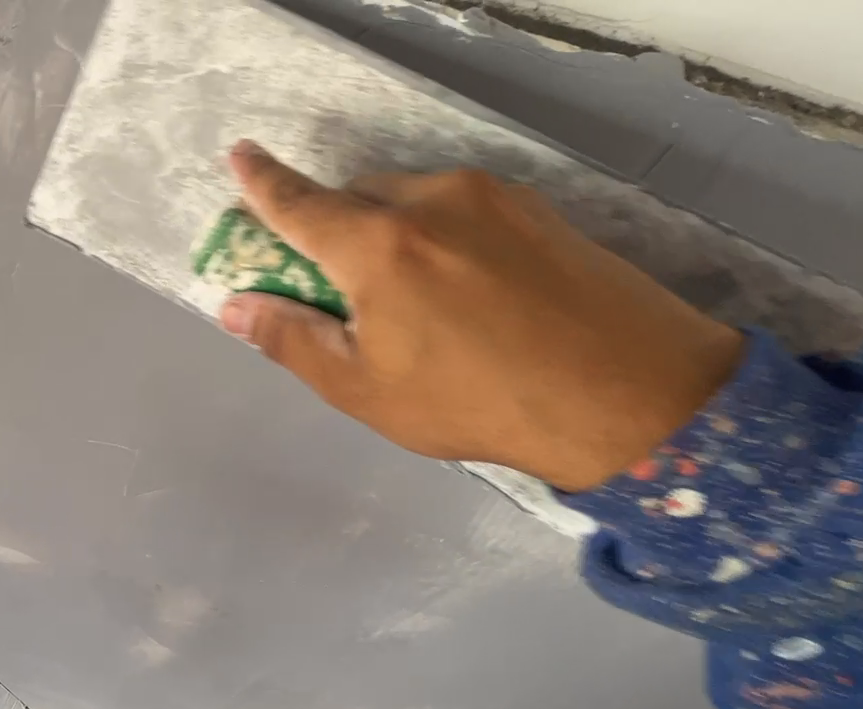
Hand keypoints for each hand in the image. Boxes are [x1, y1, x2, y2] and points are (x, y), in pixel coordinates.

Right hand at [220, 140, 745, 492]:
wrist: (626, 394)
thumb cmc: (468, 399)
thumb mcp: (357, 386)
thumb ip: (289, 338)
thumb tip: (236, 306)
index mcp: (379, 246)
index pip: (301, 204)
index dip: (263, 183)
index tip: (239, 154)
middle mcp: (433, 201)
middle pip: (355, 195)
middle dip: (327, 227)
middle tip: (326, 286)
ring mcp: (492, 198)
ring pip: (407, 199)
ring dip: (379, 232)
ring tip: (397, 300)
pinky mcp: (535, 209)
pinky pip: (454, 208)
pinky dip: (427, 234)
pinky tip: (448, 289)